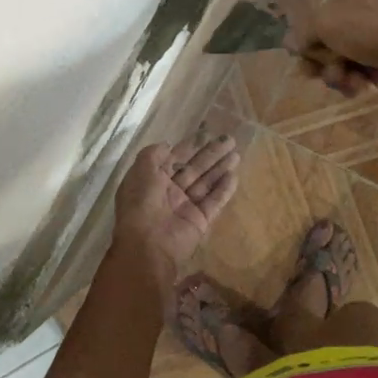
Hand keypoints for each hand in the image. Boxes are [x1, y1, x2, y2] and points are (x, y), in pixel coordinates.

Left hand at [112, 133, 239, 283]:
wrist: (148, 244)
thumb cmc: (141, 203)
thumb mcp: (140, 172)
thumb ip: (152, 155)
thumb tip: (166, 144)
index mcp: (153, 179)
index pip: (175, 159)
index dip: (190, 146)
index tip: (207, 134)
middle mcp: (170, 191)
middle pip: (194, 168)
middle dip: (211, 154)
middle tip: (230, 140)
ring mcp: (186, 206)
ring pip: (206, 183)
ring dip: (220, 168)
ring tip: (236, 154)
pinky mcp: (199, 220)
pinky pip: (214, 202)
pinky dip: (223, 190)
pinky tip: (234, 176)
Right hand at [282, 0, 377, 96]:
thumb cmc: (368, 31)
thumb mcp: (324, 23)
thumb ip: (302, 34)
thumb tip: (290, 44)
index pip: (311, 18)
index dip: (303, 39)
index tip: (301, 53)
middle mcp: (355, 16)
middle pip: (321, 43)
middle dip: (317, 61)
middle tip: (314, 72)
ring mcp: (368, 41)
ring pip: (335, 62)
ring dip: (333, 75)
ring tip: (344, 80)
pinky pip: (353, 75)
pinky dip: (351, 83)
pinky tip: (357, 87)